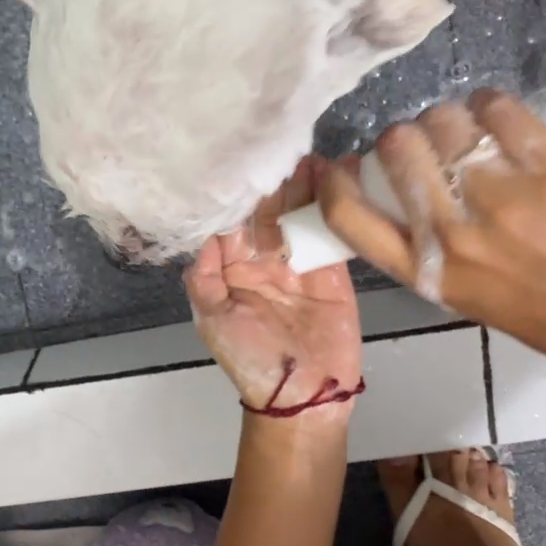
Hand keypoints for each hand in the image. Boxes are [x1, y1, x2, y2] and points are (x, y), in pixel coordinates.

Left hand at [187, 160, 363, 421]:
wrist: (300, 396)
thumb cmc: (249, 359)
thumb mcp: (212, 321)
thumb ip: (203, 279)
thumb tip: (203, 234)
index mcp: (232, 268)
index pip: (236, 221)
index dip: (242, 194)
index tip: (248, 162)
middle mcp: (264, 259)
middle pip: (270, 212)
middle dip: (278, 183)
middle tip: (288, 149)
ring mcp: (300, 263)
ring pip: (301, 218)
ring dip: (308, 189)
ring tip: (316, 157)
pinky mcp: (333, 272)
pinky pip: (332, 236)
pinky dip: (336, 210)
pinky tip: (342, 181)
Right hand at [317, 89, 545, 373]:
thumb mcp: (465, 298)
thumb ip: (428, 251)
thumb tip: (405, 197)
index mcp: (426, 270)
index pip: (349, 218)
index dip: (332, 184)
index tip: (338, 167)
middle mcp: (451, 231)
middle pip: (396, 150)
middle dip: (402, 138)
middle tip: (425, 145)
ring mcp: (500, 195)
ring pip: (443, 121)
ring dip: (447, 119)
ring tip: (467, 131)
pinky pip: (497, 110)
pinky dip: (488, 104)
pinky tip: (496, 115)